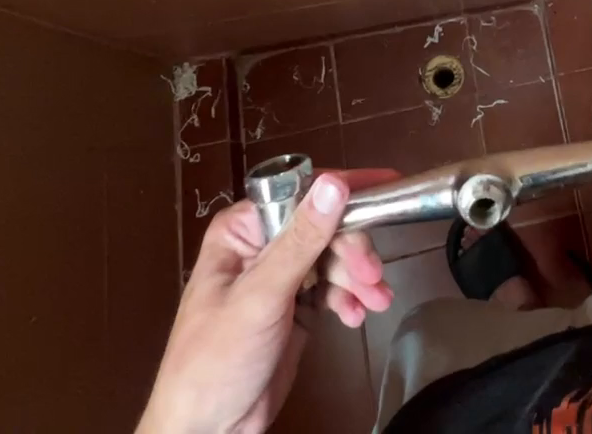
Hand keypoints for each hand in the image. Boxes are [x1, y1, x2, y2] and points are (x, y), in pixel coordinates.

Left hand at [138, 169, 397, 433]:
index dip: (345, 193)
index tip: (386, 191)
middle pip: (326, 226)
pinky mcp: (295, 305)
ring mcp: (280, 275)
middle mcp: (262, 244)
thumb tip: (334, 184)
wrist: (205, 433)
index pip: (303, 194)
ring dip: (358, 277)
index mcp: (243, 230)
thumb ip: (301, 241)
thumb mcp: (261, 297)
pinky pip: (333, 286)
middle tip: (374, 274)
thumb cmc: (216, 362)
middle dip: (354, 249)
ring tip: (377, 300)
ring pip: (335, 256)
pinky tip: (357, 315)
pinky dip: (349, 298)